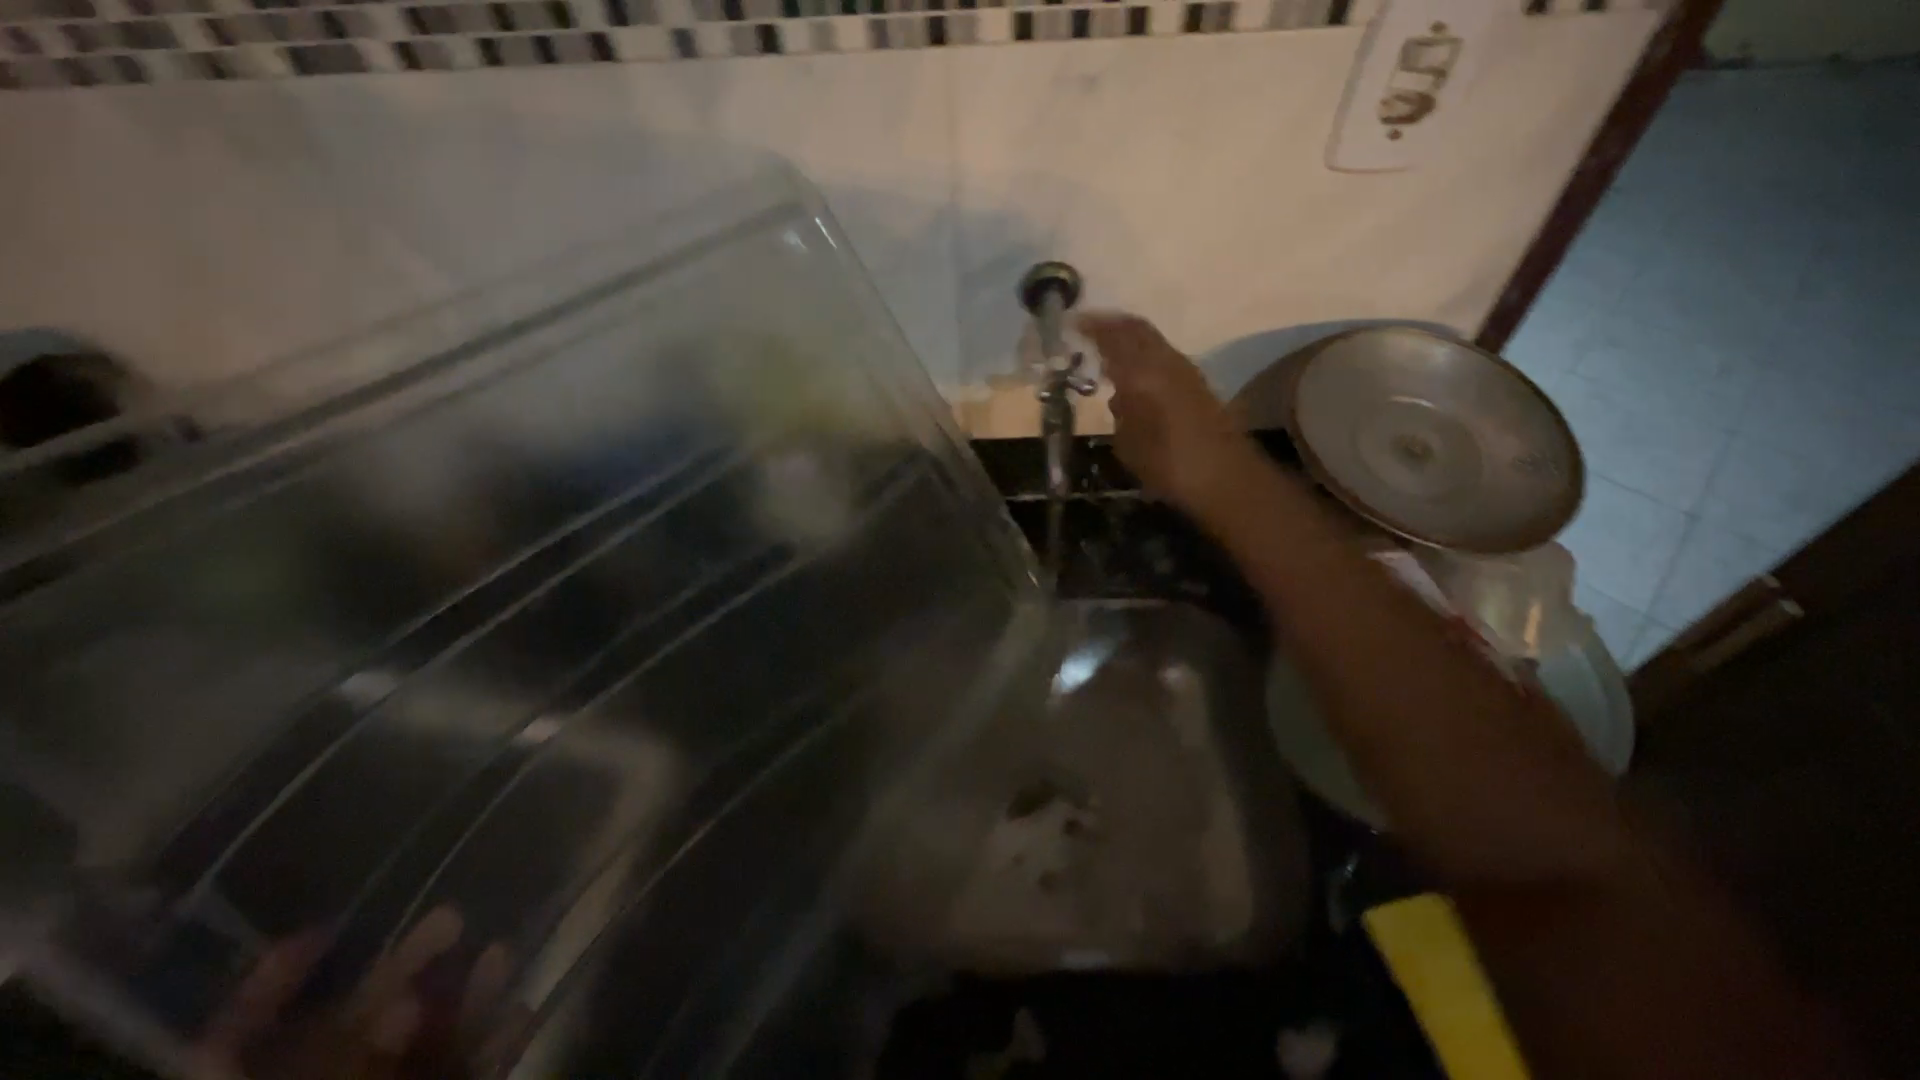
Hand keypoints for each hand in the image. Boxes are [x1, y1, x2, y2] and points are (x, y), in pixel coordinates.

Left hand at [197, 907, 529, 1079]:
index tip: (326, 935)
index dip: (278, 986)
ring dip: (466, 1000)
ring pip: (424, 1048)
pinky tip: (523, 1011)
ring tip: (498, 953)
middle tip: (451, 920)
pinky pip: (474, 1075)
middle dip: (405, 970)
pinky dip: (499, 1046)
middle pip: (358, 1026)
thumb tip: (299, 1030)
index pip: (248, 1038)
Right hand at [1076, 312, 1257, 515]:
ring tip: (1107, 350)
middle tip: (1088, 328)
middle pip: (1136, 328)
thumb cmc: (1168, 465)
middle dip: (1111, 325)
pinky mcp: (1198, 384)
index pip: (1113, 335)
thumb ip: (1120, 414)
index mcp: (1142, 373)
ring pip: (1152, 341)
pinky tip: (1133, 374)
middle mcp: (1165, 362)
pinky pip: (1163, 357)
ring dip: (1129, 339)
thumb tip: (1119, 398)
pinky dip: (1144, 356)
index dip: (1091, 326)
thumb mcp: (1129, 444)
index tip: (1071, 323)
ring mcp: (1186, 370)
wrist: (1226, 478)